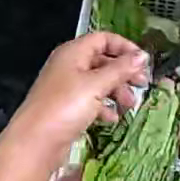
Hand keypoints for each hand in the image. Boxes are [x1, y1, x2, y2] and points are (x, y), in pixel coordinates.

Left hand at [6, 32, 149, 154]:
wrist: (36, 141)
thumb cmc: (65, 106)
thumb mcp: (97, 84)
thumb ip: (120, 69)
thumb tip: (142, 56)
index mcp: (73, 52)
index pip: (103, 39)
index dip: (124, 47)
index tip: (143, 62)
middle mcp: (69, 65)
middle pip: (102, 61)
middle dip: (123, 72)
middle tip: (142, 85)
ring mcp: (66, 87)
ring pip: (98, 82)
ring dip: (116, 91)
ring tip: (129, 106)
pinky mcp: (66, 107)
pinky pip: (90, 101)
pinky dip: (103, 107)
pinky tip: (111, 119)